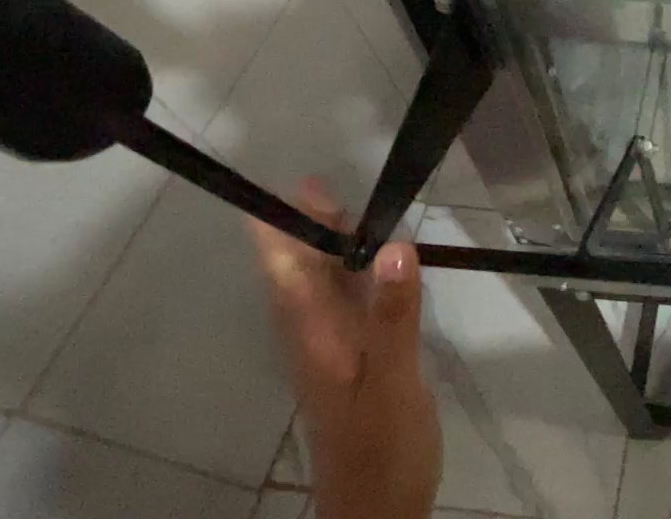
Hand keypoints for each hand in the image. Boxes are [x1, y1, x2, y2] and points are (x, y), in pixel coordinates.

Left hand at [250, 180, 439, 518]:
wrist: (379, 513)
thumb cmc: (381, 448)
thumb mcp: (392, 381)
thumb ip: (392, 316)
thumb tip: (393, 246)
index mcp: (315, 336)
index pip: (286, 271)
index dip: (277, 229)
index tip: (280, 187)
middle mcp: (316, 338)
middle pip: (300, 273)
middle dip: (304, 230)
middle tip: (320, 184)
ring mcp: (335, 352)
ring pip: (322, 288)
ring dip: (327, 248)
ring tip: (343, 209)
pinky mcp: (356, 363)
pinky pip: (347, 305)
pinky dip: (355, 275)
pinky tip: (376, 267)